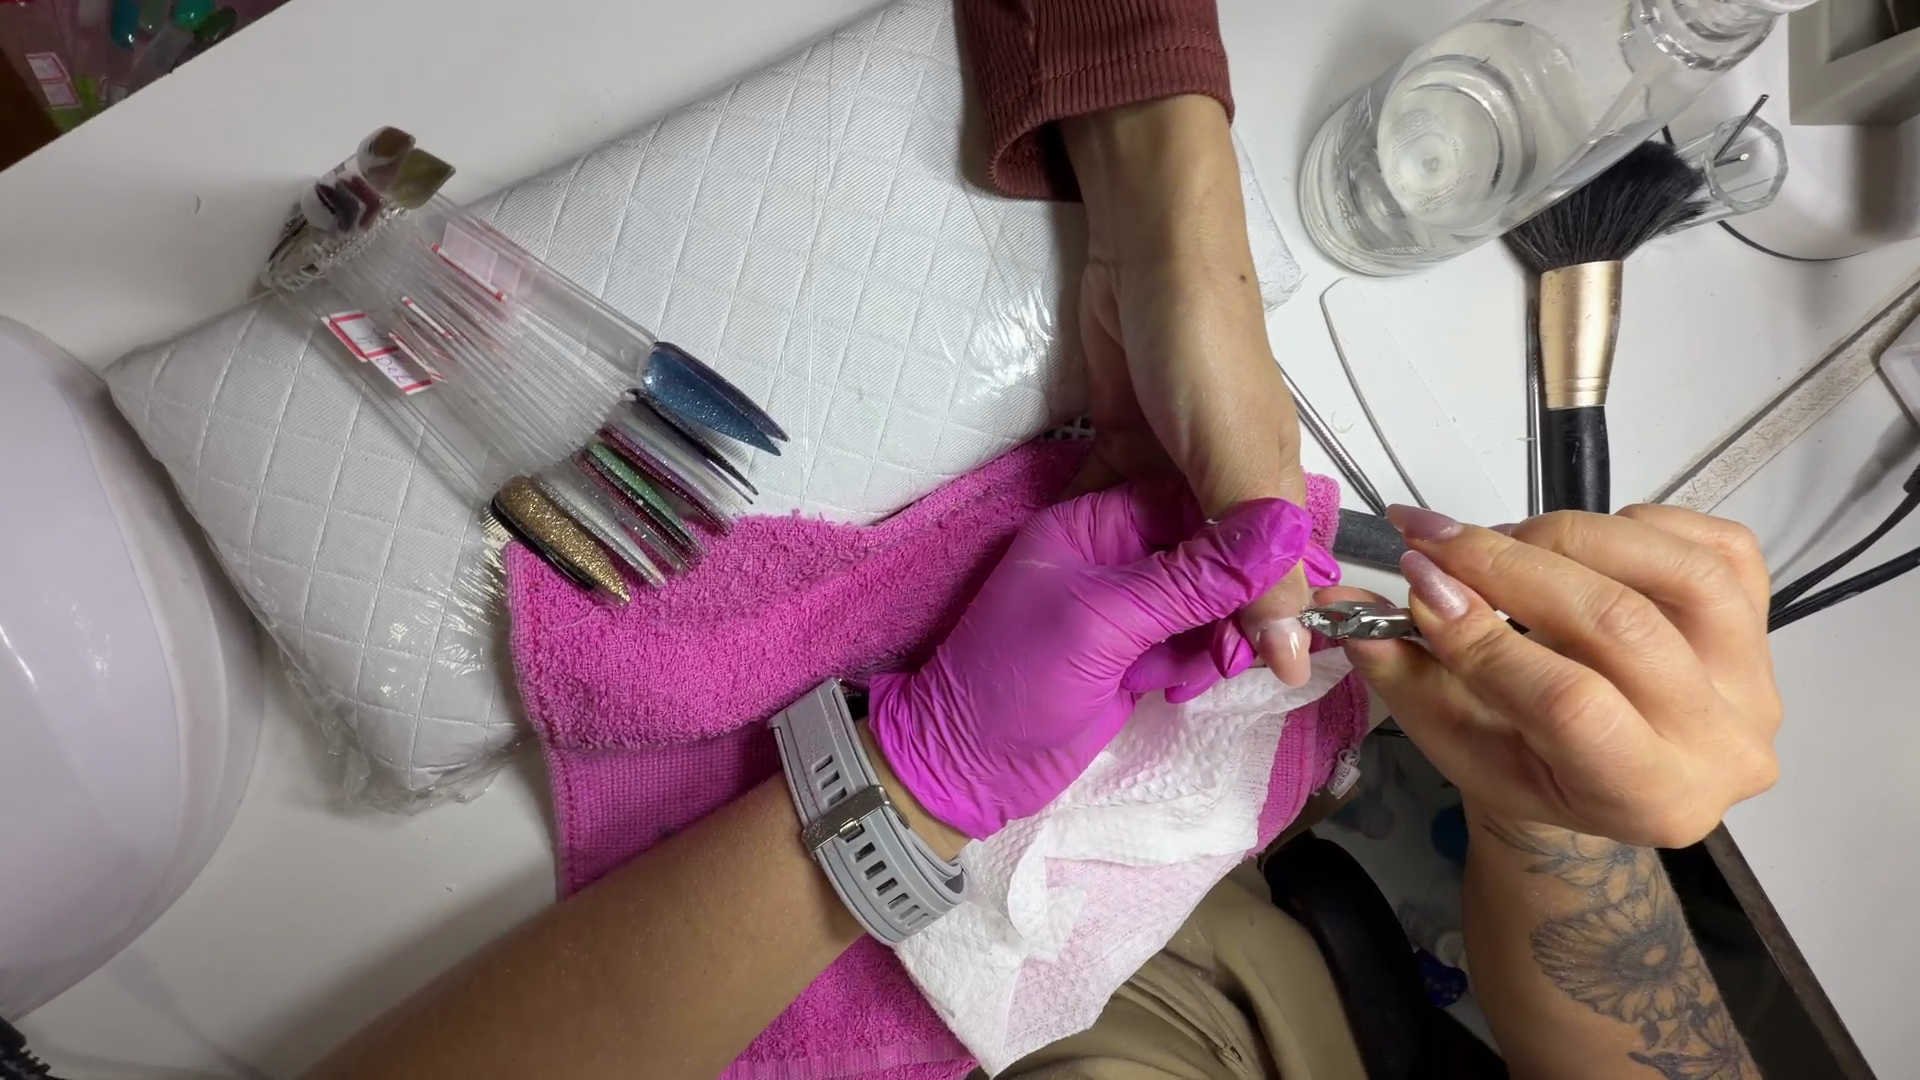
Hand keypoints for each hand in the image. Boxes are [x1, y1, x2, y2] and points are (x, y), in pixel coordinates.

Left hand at [868, 485, 1311, 839]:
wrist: (973, 765)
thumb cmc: (1019, 678)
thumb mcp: (1106, 620)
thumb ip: (1193, 578)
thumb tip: (1283, 528)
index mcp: (1093, 523)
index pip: (1188, 502)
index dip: (1240, 536)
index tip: (1288, 575)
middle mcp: (1113, 554)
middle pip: (1205, 553)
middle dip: (1230, 599)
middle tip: (1236, 646)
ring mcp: (1126, 604)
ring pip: (1206, 600)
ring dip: (1215, 637)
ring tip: (1198, 673)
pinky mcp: (1136, 648)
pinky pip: (1191, 639)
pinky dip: (1197, 662)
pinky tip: (1176, 689)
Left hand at [1062, 96, 1313, 686]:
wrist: (1147, 256)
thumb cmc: (1204, 357)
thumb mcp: (1238, 460)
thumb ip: (1257, 556)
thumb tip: (1296, 661)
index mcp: (1267, 497)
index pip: (1264, 592)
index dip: (1239, 643)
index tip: (1199, 692)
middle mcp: (1221, 487)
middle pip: (1204, 573)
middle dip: (1177, 620)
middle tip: (1136, 677)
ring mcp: (1167, 464)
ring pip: (1153, 543)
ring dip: (1131, 582)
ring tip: (1097, 640)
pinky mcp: (1120, 443)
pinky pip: (1108, 504)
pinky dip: (1092, 534)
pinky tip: (1067, 575)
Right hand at [1328, 504, 1780, 848]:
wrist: (1591, 768)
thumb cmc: (1512, 762)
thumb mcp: (1442, 732)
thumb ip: (1396, 668)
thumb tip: (1344, 607)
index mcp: (1641, 793)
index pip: (1567, 701)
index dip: (1481, 633)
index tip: (1412, 579)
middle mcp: (1722, 743)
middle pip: (1618, 624)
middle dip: (1504, 565)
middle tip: (1429, 540)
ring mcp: (1758, 681)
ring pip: (1679, 573)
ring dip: (1566, 537)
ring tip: (1498, 541)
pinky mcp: (1767, 627)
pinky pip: (1719, 547)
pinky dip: (1636, 525)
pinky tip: (1573, 546)